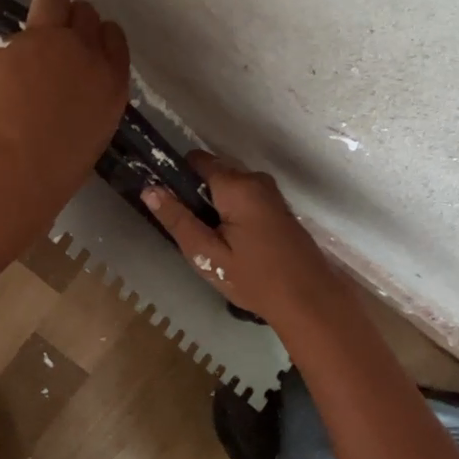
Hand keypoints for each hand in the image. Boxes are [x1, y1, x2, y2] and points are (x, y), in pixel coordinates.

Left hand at [0, 0, 130, 217]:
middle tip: (55, 43)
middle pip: (86, 14)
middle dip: (72, 22)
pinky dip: (8, 50)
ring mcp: (49, 42)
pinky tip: (0, 75)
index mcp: (112, 82)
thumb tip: (71, 96)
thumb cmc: (56, 171)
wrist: (14, 168)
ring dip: (47, 7)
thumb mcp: (91, 135)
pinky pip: (12, 35)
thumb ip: (89, 103)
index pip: (113, 38)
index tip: (85, 48)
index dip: (97, 38)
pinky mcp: (12, 44)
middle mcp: (87, 53)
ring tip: (33, 32)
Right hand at [140, 152, 343, 324]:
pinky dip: (230, 212)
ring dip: (213, 206)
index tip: (168, 203)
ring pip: (228, 187)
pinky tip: (230, 242)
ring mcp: (270, 192)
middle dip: (196, 195)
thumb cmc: (254, 278)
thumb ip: (177, 219)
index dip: (177, 176)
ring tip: (209, 241)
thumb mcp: (207, 253)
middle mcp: (255, 180)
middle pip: (213, 173)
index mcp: (236, 186)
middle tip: (189, 232)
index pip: (196, 160)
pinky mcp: (277, 207)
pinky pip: (243, 198)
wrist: (308, 298)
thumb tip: (149, 189)